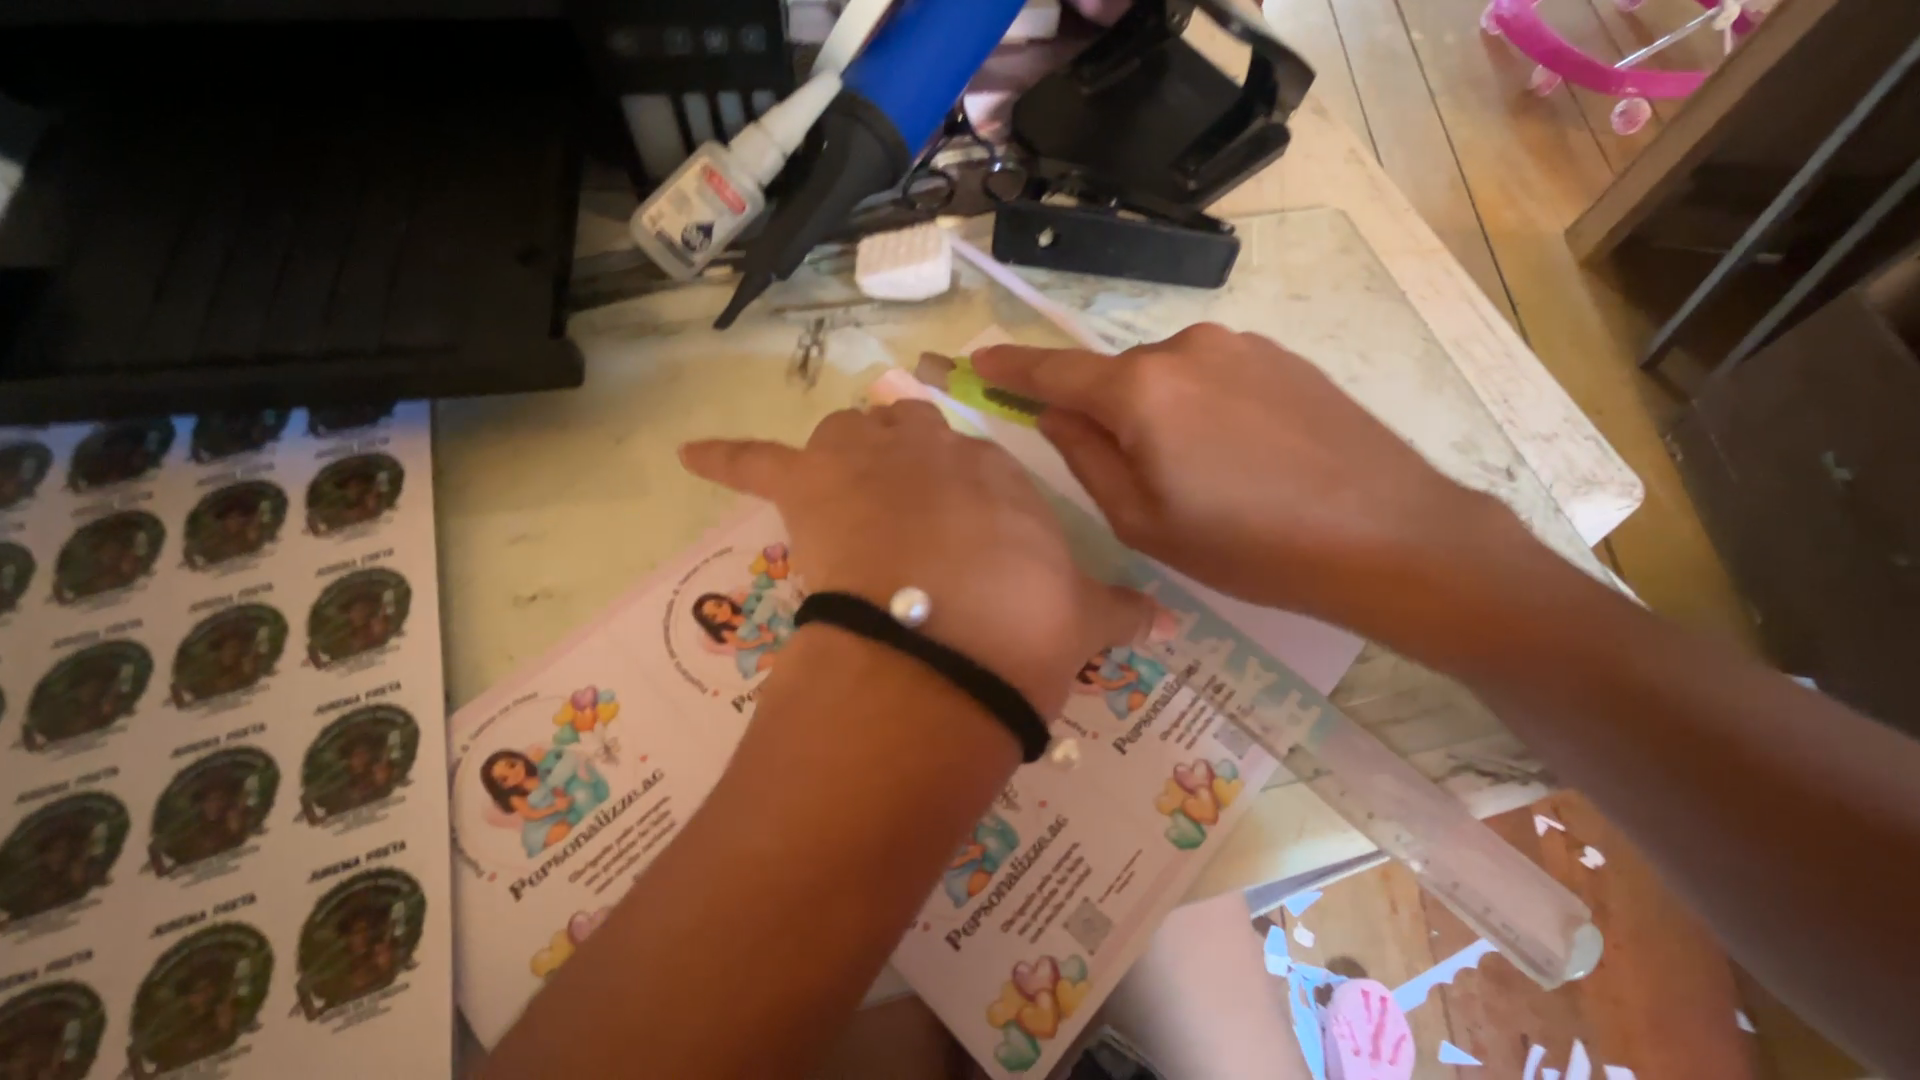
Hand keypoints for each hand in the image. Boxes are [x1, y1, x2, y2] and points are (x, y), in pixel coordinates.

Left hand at [680, 403, 1154, 716]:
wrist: (953, 647)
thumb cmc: (1021, 631)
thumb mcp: (1080, 622)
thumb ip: (1121, 613)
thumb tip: (1170, 622)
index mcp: (1001, 479)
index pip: (979, 472)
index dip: (966, 508)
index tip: (963, 543)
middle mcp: (940, 454)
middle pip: (915, 436)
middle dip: (911, 465)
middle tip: (908, 519)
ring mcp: (873, 461)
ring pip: (851, 432)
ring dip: (847, 455)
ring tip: (842, 493)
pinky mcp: (813, 485)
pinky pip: (758, 463)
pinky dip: (726, 457)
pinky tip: (687, 453)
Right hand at [973, 325, 1527, 645]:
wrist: (1387, 536)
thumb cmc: (1248, 546)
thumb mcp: (1144, 523)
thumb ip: (1085, 458)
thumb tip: (1053, 414)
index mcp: (1141, 390)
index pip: (1053, 370)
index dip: (1010, 368)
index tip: (976, 360)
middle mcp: (1185, 347)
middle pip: (1116, 378)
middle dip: (1107, 416)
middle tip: (1134, 479)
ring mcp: (1241, 345)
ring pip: (1168, 378)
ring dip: (1161, 416)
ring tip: (1203, 478)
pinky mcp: (1283, 356)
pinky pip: (1214, 377)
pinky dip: (1204, 410)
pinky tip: (1243, 459)